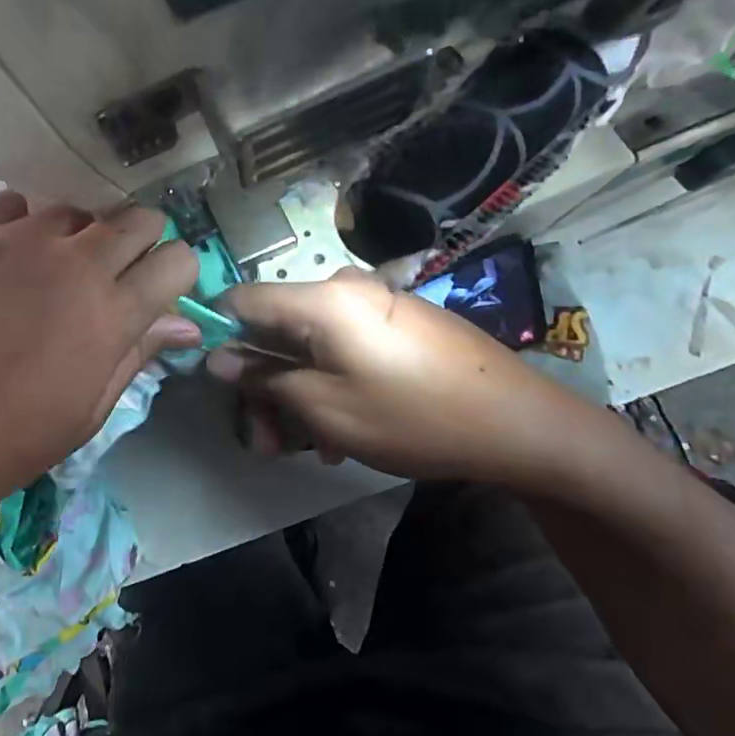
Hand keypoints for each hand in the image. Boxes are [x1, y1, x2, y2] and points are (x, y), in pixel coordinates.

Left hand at [0, 192, 198, 522]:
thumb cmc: (0, 444)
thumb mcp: (86, 412)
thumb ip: (138, 355)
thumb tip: (185, 323)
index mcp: (111, 312)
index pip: (177, 259)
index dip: (175, 274)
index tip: (158, 293)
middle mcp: (73, 261)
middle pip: (138, 219)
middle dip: (139, 244)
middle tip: (110, 277)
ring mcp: (14, 237)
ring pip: (74, 210)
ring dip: (75, 237)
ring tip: (44, 272)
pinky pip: (11, 204)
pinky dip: (17, 226)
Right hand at [207, 268, 605, 483]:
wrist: (516, 421)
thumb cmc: (412, 415)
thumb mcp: (325, 408)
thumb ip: (265, 378)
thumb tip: (218, 357)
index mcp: (322, 297)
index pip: (243, 299)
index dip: (221, 339)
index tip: (222, 386)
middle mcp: (345, 287)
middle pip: (278, 329)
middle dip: (265, 386)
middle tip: (268, 444)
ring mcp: (375, 303)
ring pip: (311, 344)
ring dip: (298, 393)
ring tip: (311, 448)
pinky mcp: (398, 321)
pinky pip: (344, 345)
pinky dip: (330, 382)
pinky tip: (341, 431)